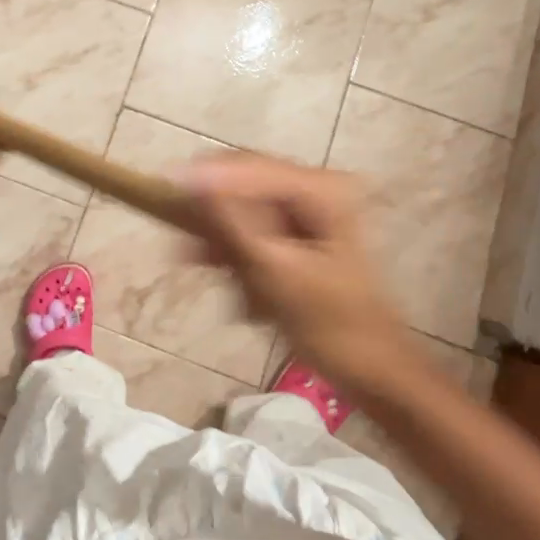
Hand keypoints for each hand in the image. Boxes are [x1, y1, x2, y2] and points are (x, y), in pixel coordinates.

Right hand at [182, 154, 420, 395]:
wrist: (374, 373)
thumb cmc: (331, 325)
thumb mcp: (275, 271)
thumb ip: (232, 221)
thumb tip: (191, 177)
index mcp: (321, 190)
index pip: (248, 167)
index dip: (204, 177)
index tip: (165, 190)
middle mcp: (315, 189)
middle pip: (242, 185)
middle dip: (215, 221)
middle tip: (186, 252)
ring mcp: (307, 212)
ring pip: (241, 211)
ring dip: (225, 246)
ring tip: (210, 274)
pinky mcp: (297, 235)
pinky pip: (251, 232)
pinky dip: (239, 259)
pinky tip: (239, 291)